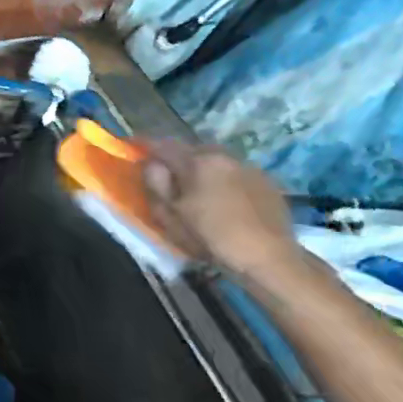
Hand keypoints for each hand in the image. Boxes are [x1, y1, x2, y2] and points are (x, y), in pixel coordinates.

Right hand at [141, 138, 304, 277]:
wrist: (268, 256)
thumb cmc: (211, 238)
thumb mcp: (171, 217)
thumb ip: (156, 185)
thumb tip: (151, 165)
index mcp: (197, 162)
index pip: (164, 145)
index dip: (146, 146)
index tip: (134, 148)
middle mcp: (224, 156)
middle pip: (193, 149)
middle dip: (178, 158)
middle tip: (168, 176)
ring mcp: (249, 166)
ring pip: (216, 160)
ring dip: (203, 168)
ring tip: (198, 189)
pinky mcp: (267, 180)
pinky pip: (236, 172)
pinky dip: (224, 179)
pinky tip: (225, 200)